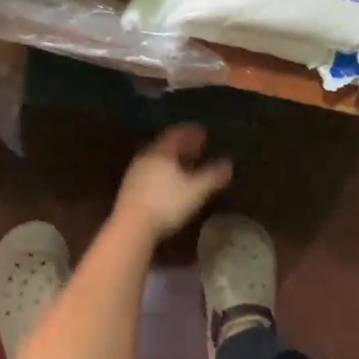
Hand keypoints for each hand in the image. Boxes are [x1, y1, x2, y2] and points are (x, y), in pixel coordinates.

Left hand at [110, 124, 232, 238]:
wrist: (132, 227)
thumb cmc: (166, 204)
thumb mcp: (196, 191)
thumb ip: (213, 176)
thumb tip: (229, 164)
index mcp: (162, 152)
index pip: (177, 134)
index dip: (191, 132)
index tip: (203, 132)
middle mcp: (146, 157)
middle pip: (166, 146)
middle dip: (183, 146)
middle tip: (197, 148)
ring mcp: (135, 173)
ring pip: (157, 159)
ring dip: (172, 160)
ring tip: (186, 166)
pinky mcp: (129, 189)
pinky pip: (150, 172)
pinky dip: (163, 171)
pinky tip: (169, 183)